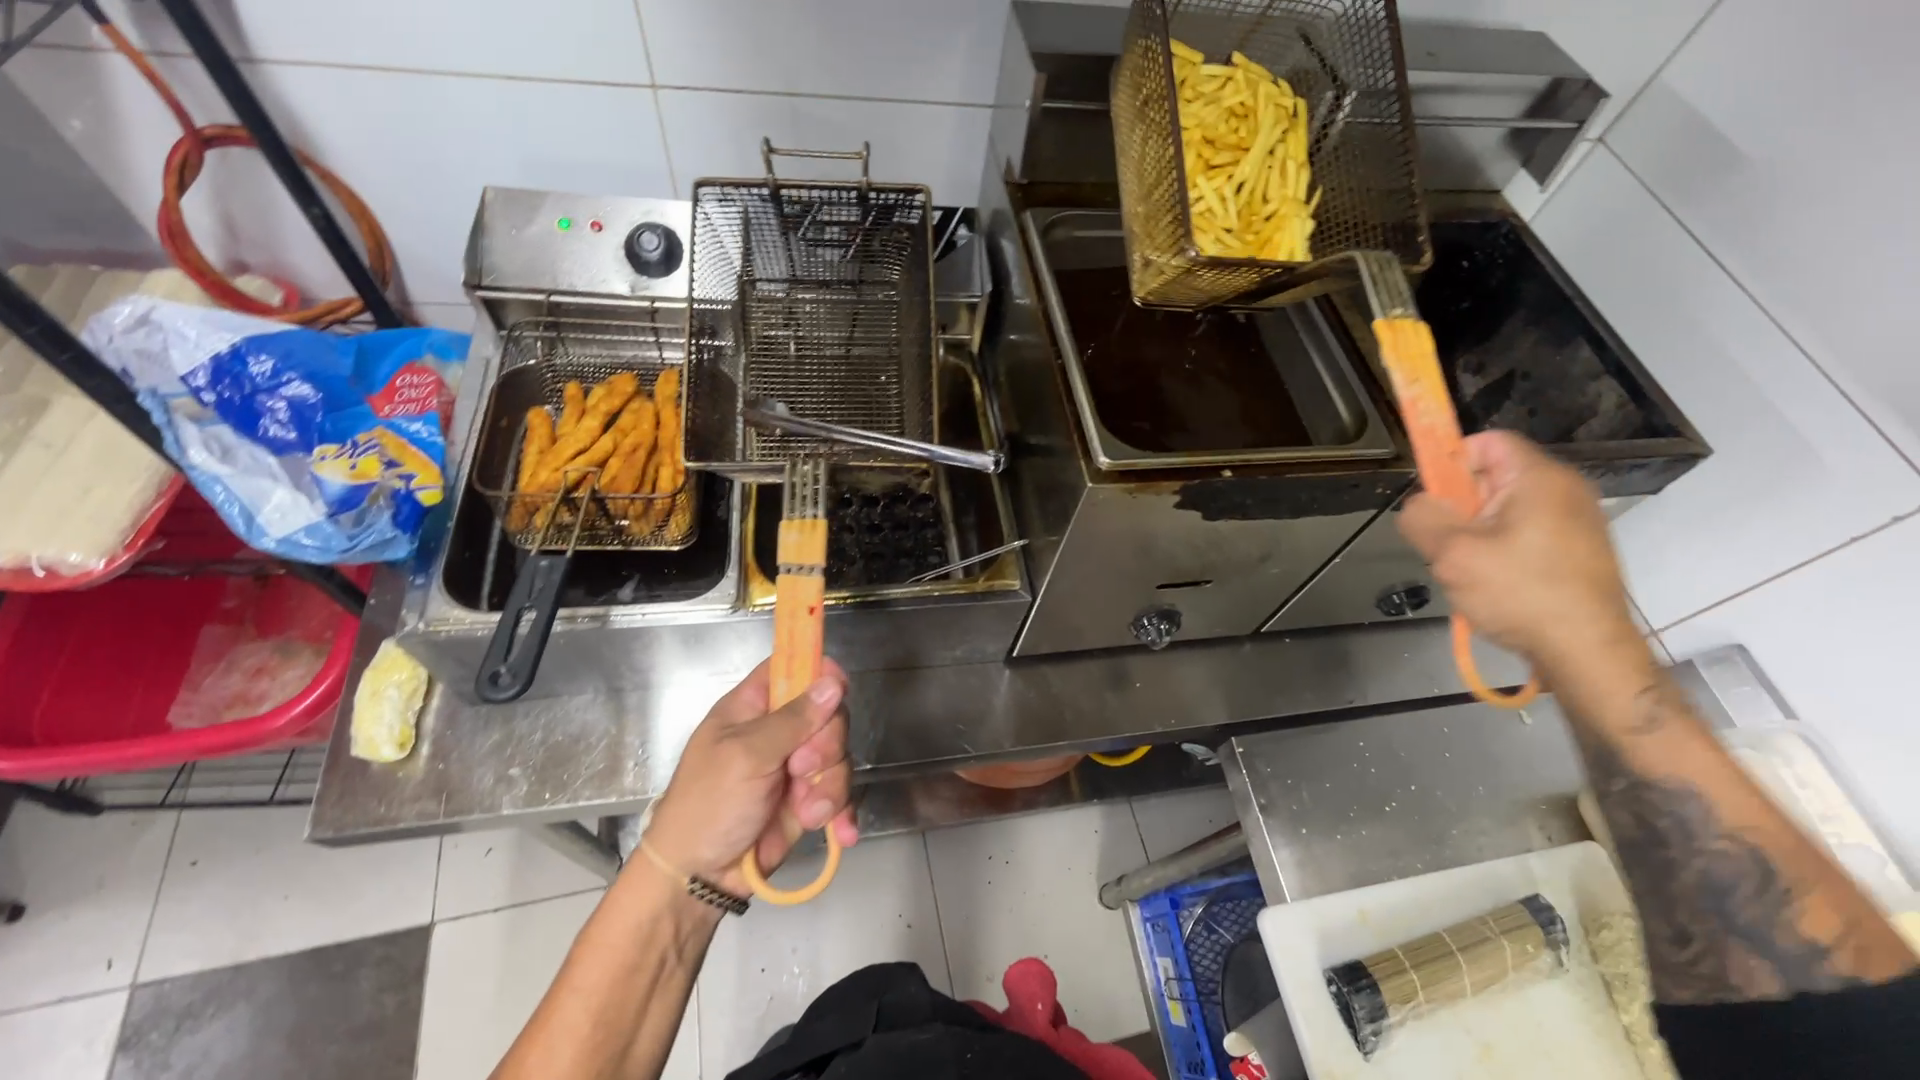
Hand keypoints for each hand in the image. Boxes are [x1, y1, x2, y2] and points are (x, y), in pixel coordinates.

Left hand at [642, 657, 859, 897]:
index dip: (818, 672)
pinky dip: (842, 811)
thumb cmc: (708, 805)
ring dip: (830, 786)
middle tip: (801, 767)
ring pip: (839, 756)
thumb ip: (792, 720)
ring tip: (808, 812)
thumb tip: (832, 682)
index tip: (837, 689)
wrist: (699, 876)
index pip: (791, 669)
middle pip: (827, 714)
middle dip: (825, 744)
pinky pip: (840, 794)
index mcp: (752, 709)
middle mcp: (777, 732)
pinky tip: (841, 832)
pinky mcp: (807, 802)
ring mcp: (795, 768)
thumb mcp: (746, 756)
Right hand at [1397, 431, 1642, 673]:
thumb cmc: (1520, 594)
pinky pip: (1527, 534)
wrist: (1587, 652)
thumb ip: (1422, 518)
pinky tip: (1497, 585)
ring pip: (1506, 510)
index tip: (1431, 501)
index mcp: (1538, 478)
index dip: (1449, 462)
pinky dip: (1503, 551)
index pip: (1485, 441)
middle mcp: (1565, 489)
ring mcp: (1578, 521)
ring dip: (1477, 534)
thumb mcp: (1452, 555)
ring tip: (1470, 571)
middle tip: (1446, 545)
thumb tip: (1419, 504)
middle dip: (1460, 507)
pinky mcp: (1580, 550)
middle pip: (1494, 477)